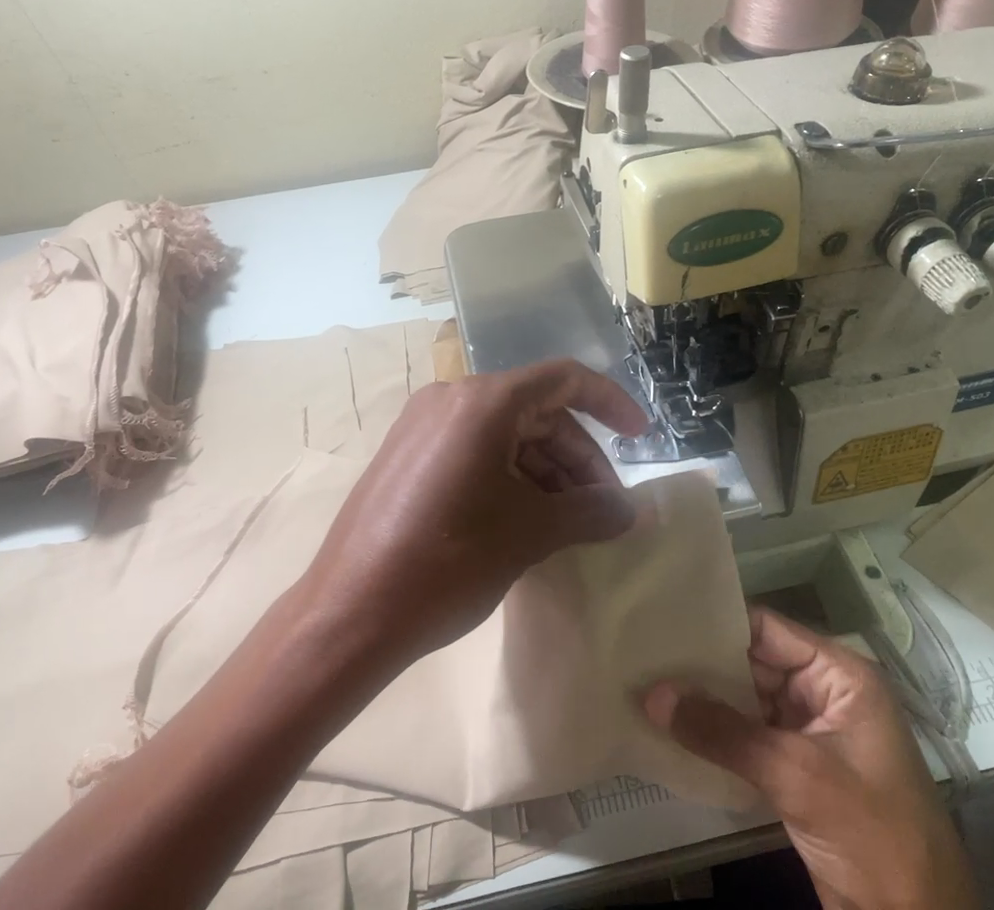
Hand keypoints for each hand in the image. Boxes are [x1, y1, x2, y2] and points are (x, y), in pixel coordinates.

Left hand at [298, 358, 648, 666]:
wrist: (351, 613)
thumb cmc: (449, 562)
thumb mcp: (531, 534)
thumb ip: (592, 512)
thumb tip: (635, 511)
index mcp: (482, 403)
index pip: (564, 381)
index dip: (611, 404)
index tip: (642, 439)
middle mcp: (450, 400)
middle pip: (536, 413)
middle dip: (579, 458)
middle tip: (604, 509)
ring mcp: (422, 429)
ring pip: (505, 437)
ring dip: (547, 474)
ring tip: (570, 525)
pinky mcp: (407, 460)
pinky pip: (475, 454)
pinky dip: (511, 480)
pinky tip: (528, 523)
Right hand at [644, 608, 977, 909]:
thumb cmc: (871, 830)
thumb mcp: (796, 774)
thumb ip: (723, 732)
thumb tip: (652, 695)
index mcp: (840, 676)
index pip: (768, 630)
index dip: (715, 623)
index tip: (661, 619)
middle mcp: (822, 695)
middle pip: (751, 664)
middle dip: (699, 665)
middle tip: (638, 655)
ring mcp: (808, 735)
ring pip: (744, 704)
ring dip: (700, 702)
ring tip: (640, 685)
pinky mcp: (794, 772)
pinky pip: (745, 741)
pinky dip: (712, 738)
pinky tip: (666, 731)